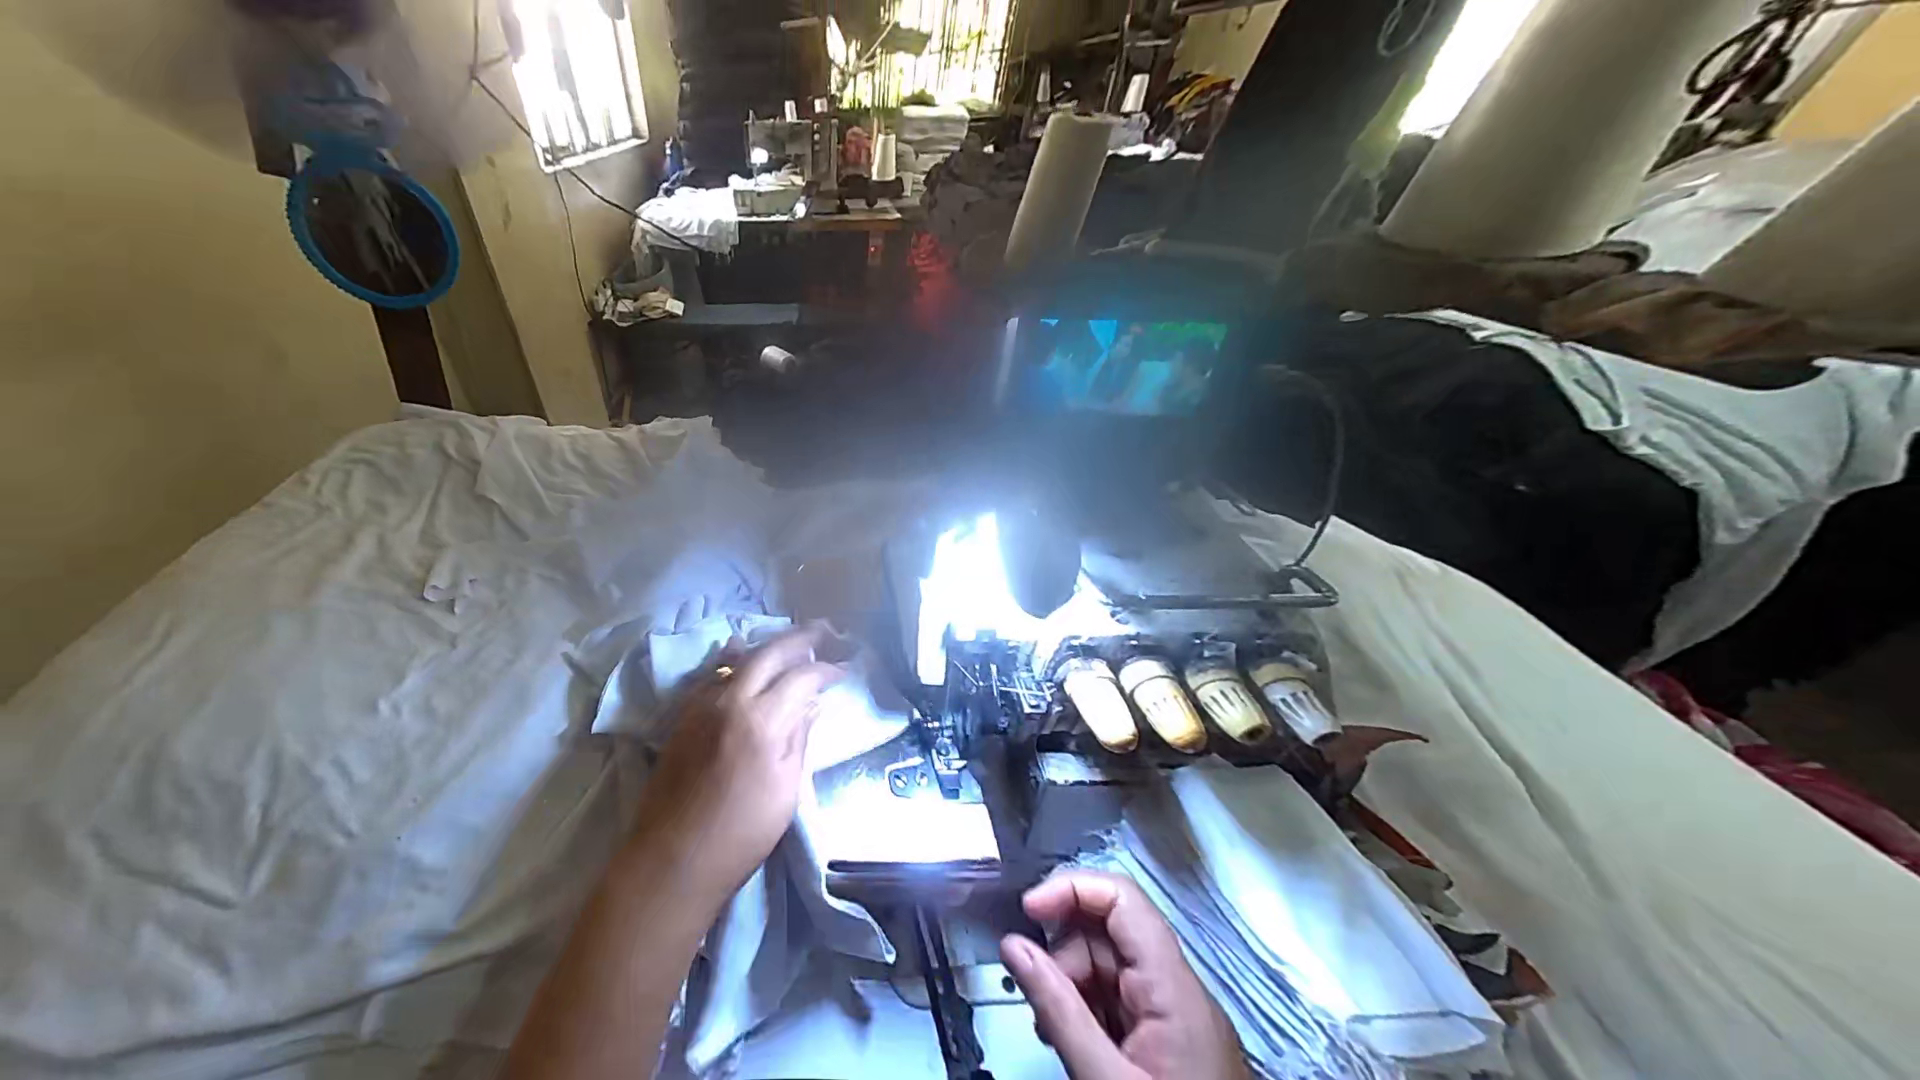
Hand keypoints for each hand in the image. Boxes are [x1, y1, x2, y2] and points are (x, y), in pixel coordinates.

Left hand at [631, 622, 845, 897]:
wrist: (672, 861)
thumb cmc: (742, 833)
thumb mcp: (787, 789)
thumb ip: (799, 738)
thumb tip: (811, 704)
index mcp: (763, 720)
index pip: (802, 676)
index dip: (827, 669)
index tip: (845, 668)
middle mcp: (730, 701)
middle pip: (770, 653)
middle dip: (801, 637)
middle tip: (826, 631)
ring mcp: (701, 706)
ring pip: (738, 658)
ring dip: (768, 646)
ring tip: (790, 643)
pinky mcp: (682, 718)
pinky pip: (714, 675)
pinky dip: (736, 663)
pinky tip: (743, 664)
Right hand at [1001, 871, 1249, 1079]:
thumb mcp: (1104, 1078)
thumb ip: (1057, 1008)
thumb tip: (1013, 946)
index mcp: (1172, 986)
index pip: (1122, 898)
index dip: (1072, 888)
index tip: (1028, 910)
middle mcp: (1177, 986)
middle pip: (1110, 931)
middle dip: (1065, 952)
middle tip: (1040, 1000)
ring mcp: (1173, 1011)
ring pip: (1109, 964)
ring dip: (1071, 984)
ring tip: (1053, 1031)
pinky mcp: (1167, 1035)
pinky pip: (1119, 998)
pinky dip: (1088, 1009)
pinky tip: (1074, 1042)